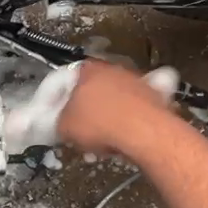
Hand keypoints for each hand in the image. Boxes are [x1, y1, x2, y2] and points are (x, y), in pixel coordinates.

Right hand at [55, 61, 179, 155]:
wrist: (144, 133)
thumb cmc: (98, 124)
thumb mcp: (63, 126)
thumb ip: (53, 120)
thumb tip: (52, 120)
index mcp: (87, 69)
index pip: (62, 79)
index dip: (52, 100)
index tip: (49, 116)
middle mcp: (113, 69)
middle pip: (91, 89)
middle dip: (83, 108)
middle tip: (76, 129)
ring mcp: (138, 81)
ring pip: (115, 98)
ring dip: (107, 114)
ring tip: (101, 139)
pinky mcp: (158, 96)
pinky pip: (138, 107)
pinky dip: (133, 115)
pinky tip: (128, 130)